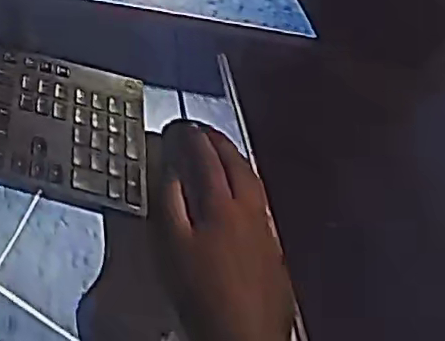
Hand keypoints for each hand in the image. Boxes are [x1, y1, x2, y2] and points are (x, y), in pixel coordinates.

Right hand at [154, 120, 294, 340]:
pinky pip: (261, 205)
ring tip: (222, 154)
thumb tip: (169, 171)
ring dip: (237, 162)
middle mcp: (249, 213)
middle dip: (219, 143)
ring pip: (254, 184)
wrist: (245, 339)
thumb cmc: (204, 294)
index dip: (193, 138)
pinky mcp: (276, 253)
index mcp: (222, 207)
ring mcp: (266, 233)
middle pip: (237, 166)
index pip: (207, 158)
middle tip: (204, 131)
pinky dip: (247, 187)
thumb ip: (169, 201)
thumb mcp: (172, 244)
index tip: (182, 126)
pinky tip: (239, 196)